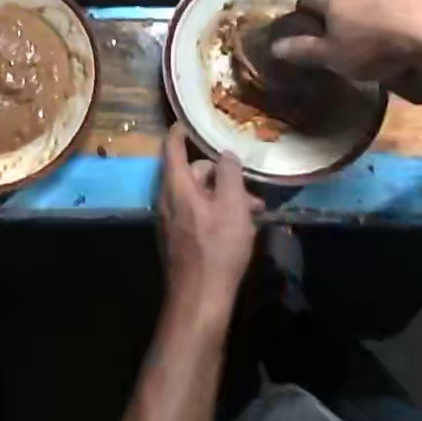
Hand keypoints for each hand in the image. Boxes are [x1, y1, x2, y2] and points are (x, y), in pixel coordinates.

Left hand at [157, 124, 261, 318]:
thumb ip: (230, 174)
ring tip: (254, 211)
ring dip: (223, 196)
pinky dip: (215, 211)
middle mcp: (167, 198)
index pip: (172, 145)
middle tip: (249, 186)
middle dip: (220, 173)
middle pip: (190, 172)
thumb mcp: (232, 205)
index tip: (193, 120)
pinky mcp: (178, 238)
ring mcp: (170, 220)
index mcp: (176, 185)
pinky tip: (239, 227)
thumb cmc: (217, 248)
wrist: (200, 299)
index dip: (181, 129)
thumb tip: (225, 154)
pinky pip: (195, 212)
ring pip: (197, 194)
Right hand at [270, 0, 421, 103]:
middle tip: (339, 41)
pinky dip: (396, 24)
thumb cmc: (375, 47)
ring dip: (369, 20)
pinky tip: (405, 44)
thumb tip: (275, 47)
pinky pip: (399, 10)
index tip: (301, 27)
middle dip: (338, 16)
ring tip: (375, 45)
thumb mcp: (333, 57)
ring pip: (371, 3)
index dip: (302, 12)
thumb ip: (304, 51)